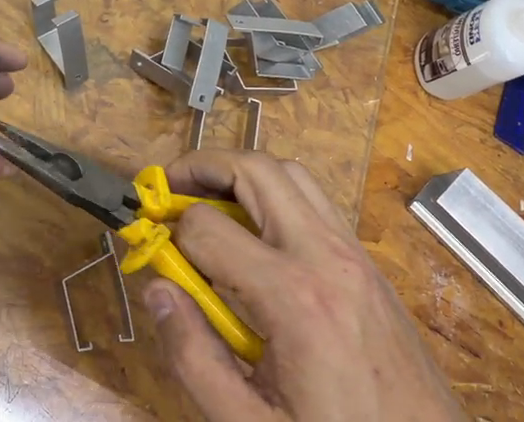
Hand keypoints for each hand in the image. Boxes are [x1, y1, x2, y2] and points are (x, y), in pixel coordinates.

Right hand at [141, 150, 464, 421]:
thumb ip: (192, 355)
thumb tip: (157, 288)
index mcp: (296, 298)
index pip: (206, 228)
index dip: (168, 236)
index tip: (152, 254)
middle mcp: (329, 259)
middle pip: (256, 170)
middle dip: (200, 168)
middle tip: (167, 191)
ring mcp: (357, 258)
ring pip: (291, 175)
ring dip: (240, 176)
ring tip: (207, 204)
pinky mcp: (371, 268)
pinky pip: (316, 204)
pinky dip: (273, 198)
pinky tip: (252, 239)